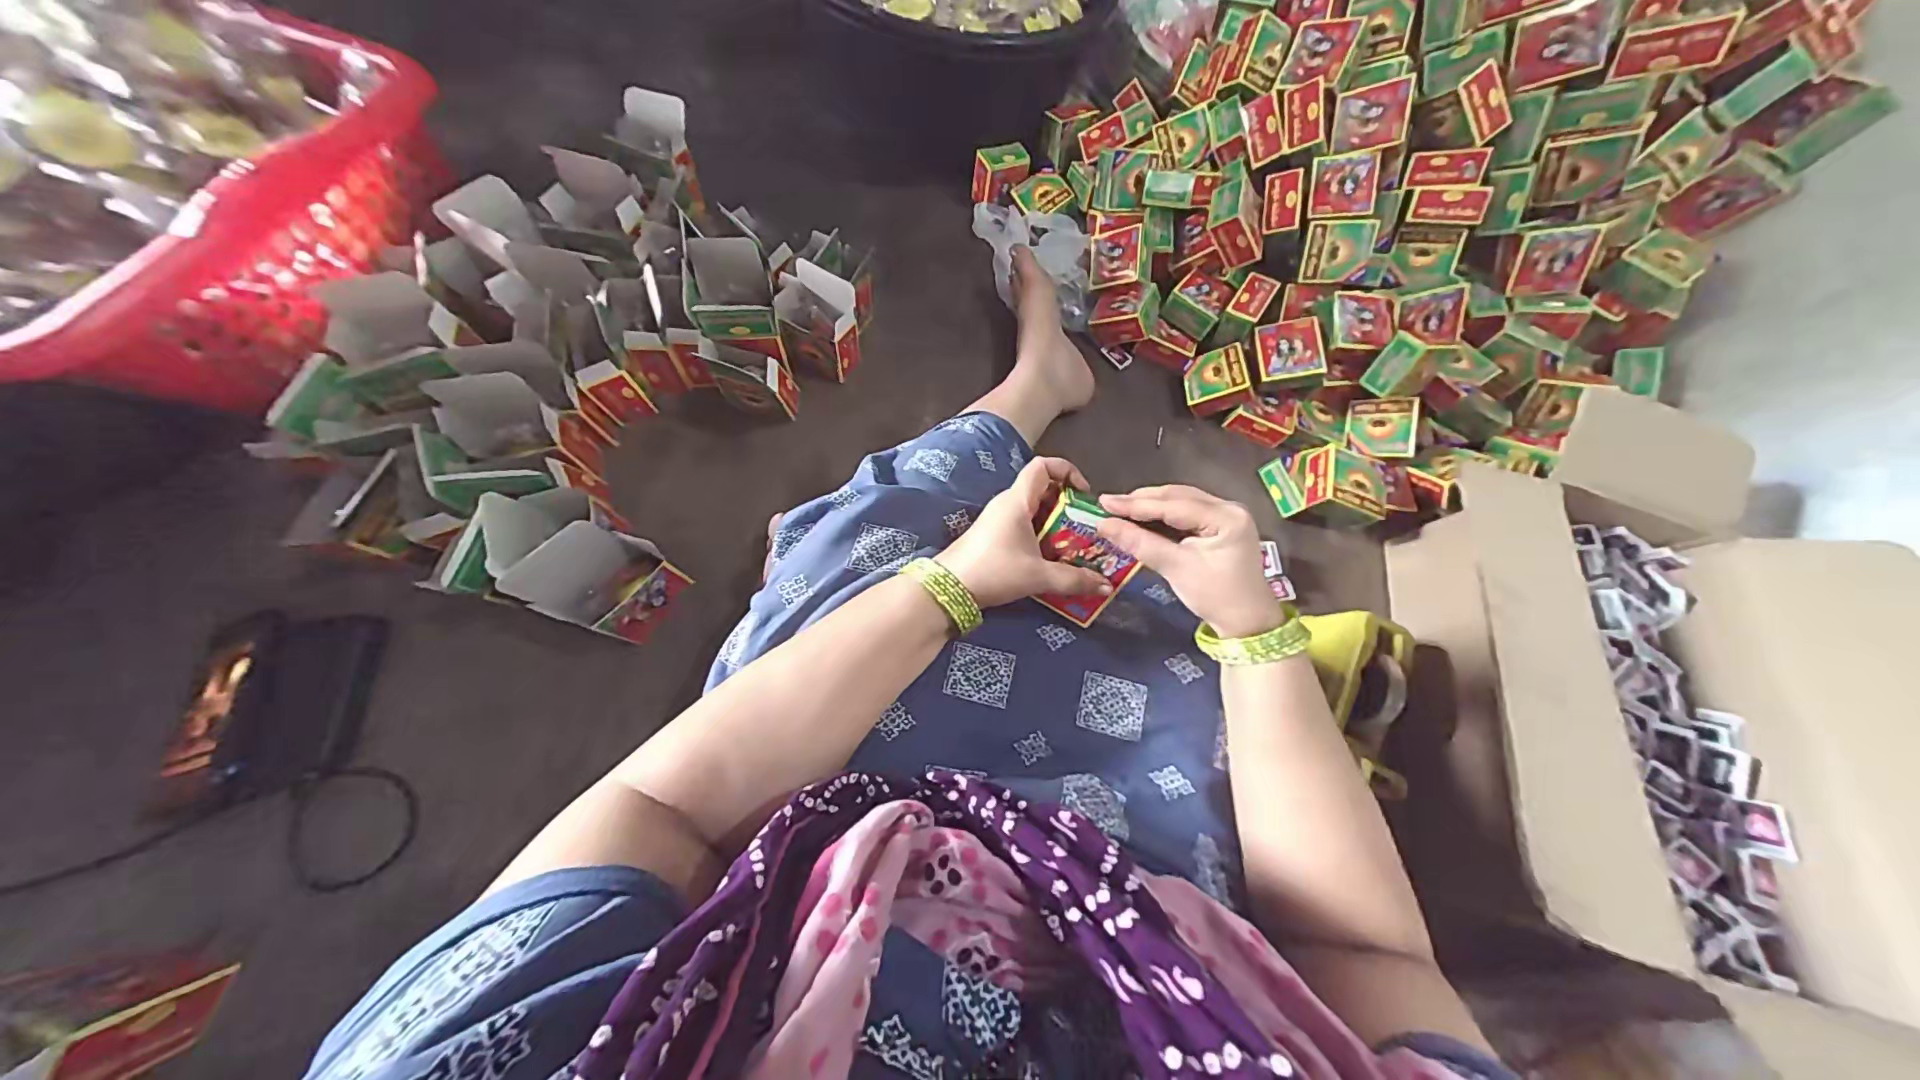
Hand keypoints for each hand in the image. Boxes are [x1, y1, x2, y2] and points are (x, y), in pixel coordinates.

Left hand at [936, 457, 1111, 608]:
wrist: (949, 588)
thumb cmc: (994, 571)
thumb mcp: (1038, 576)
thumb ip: (1074, 580)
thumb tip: (1105, 586)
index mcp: (1017, 501)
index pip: (1043, 466)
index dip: (1067, 471)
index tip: (1083, 494)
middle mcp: (1007, 504)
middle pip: (1041, 488)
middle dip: (1066, 503)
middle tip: (1082, 526)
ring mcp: (997, 519)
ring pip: (1032, 509)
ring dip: (1053, 522)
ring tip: (1072, 544)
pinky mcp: (992, 535)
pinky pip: (1022, 525)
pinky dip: (1039, 534)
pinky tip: (1049, 557)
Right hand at [1096, 485, 1285, 637]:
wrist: (1247, 623)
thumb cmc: (1215, 597)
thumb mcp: (1176, 568)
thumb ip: (1140, 543)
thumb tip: (1104, 524)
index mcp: (1225, 517)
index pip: (1173, 504)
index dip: (1135, 504)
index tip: (1105, 502)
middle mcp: (1229, 507)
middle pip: (1177, 496)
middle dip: (1142, 500)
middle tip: (1108, 504)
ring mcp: (1226, 515)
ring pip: (1181, 501)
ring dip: (1151, 505)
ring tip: (1121, 508)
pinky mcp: (1220, 525)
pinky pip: (1186, 511)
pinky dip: (1163, 514)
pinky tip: (1143, 516)